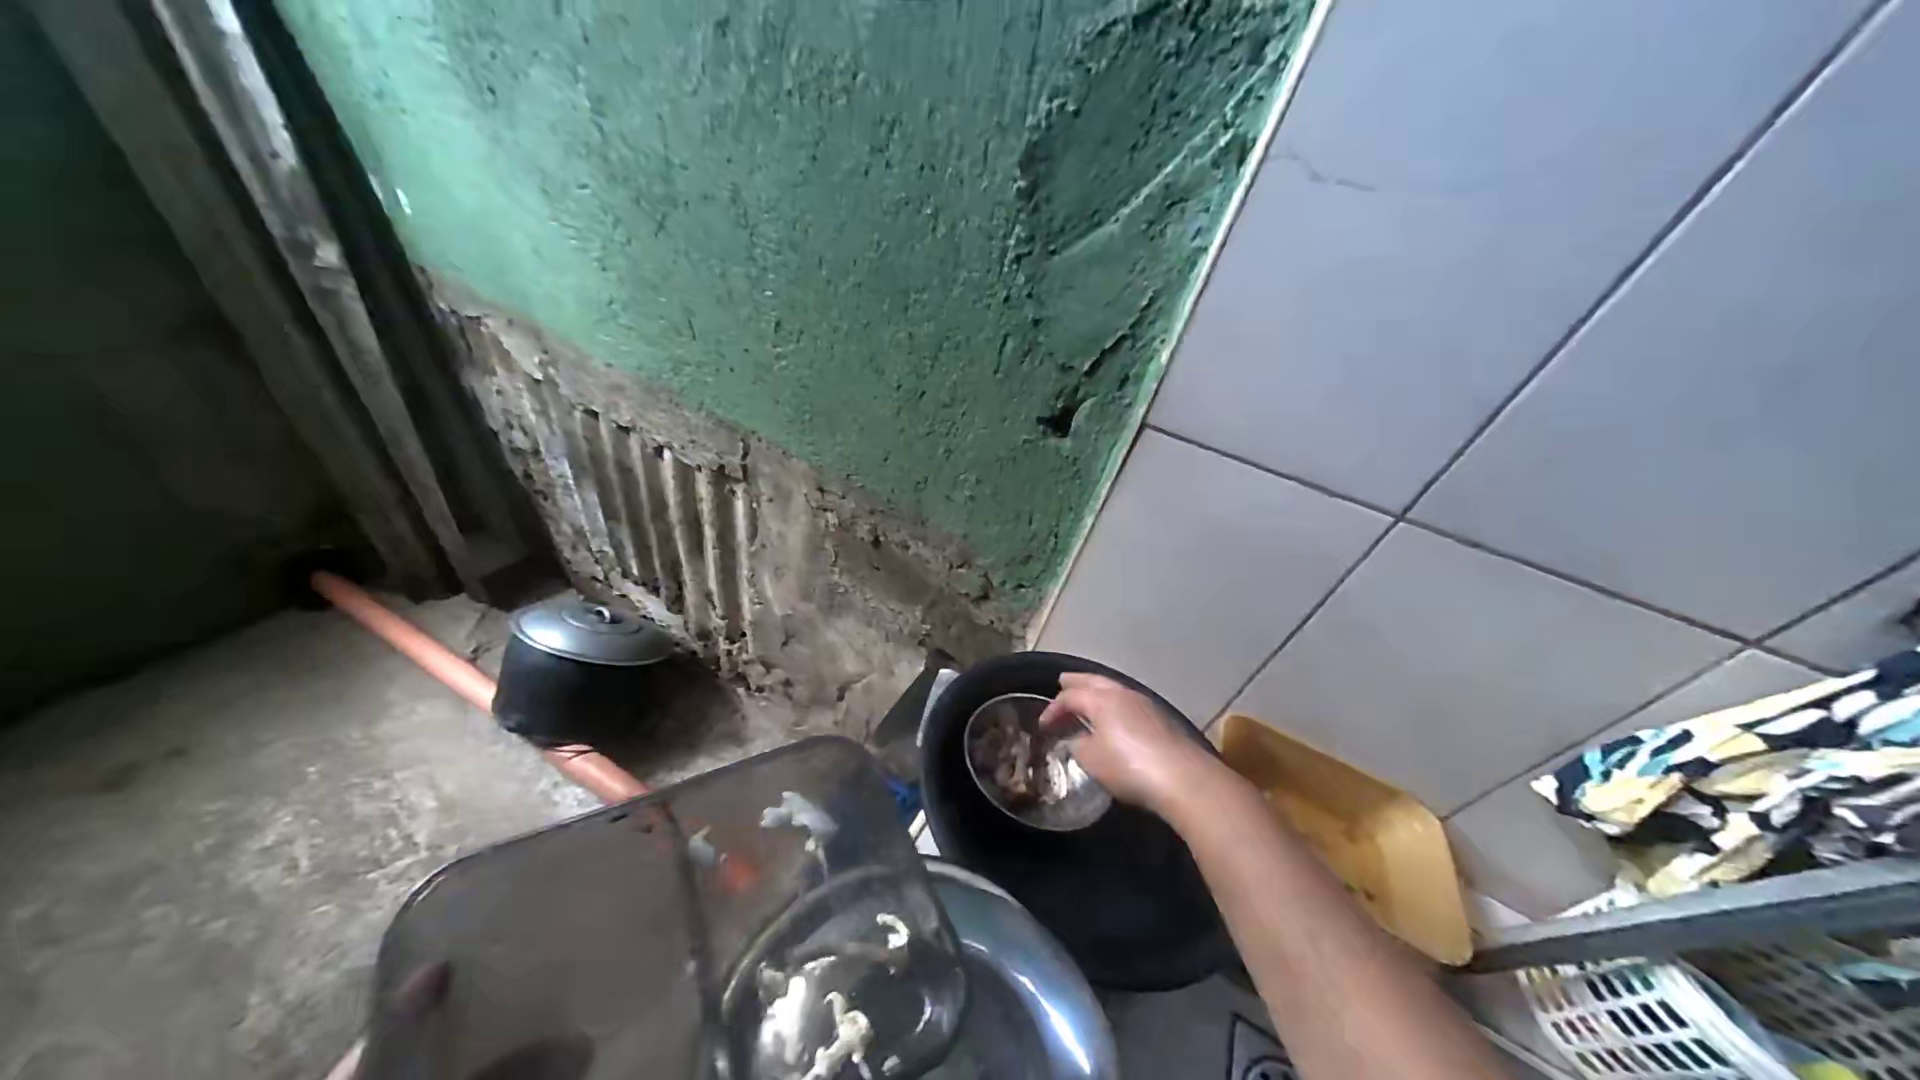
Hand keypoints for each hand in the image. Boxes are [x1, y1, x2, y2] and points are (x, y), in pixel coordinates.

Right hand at [1037, 672, 1224, 817]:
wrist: (1182, 778)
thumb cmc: (1128, 766)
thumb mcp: (1091, 759)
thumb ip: (1078, 745)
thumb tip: (1078, 740)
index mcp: (1101, 699)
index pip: (1070, 697)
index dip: (1053, 709)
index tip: (1043, 725)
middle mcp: (1122, 694)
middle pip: (1094, 681)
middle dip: (1076, 682)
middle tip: (1062, 681)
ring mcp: (1145, 705)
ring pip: (1114, 690)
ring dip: (1097, 693)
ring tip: (1087, 700)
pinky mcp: (1161, 720)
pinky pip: (1129, 704)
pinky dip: (1114, 706)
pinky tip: (1114, 718)